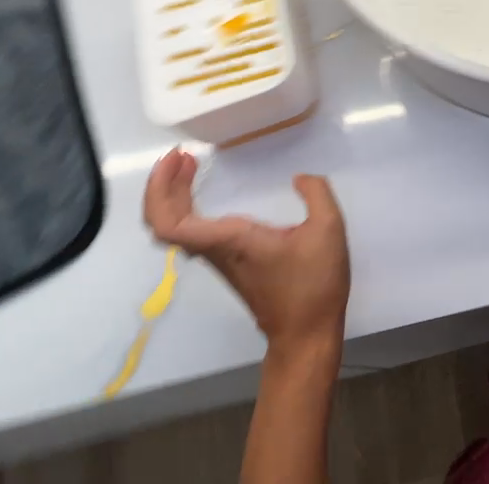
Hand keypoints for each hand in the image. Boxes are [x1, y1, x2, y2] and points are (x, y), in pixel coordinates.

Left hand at [143, 149, 349, 354]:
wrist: (307, 333)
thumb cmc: (314, 284)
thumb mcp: (328, 229)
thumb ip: (316, 193)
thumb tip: (299, 177)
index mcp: (229, 240)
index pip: (170, 223)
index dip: (160, 190)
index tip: (176, 160)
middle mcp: (215, 250)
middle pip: (164, 222)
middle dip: (162, 185)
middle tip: (181, 154)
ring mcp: (219, 258)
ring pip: (175, 227)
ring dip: (173, 194)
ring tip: (189, 164)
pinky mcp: (228, 263)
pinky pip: (191, 231)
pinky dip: (187, 206)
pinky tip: (204, 191)